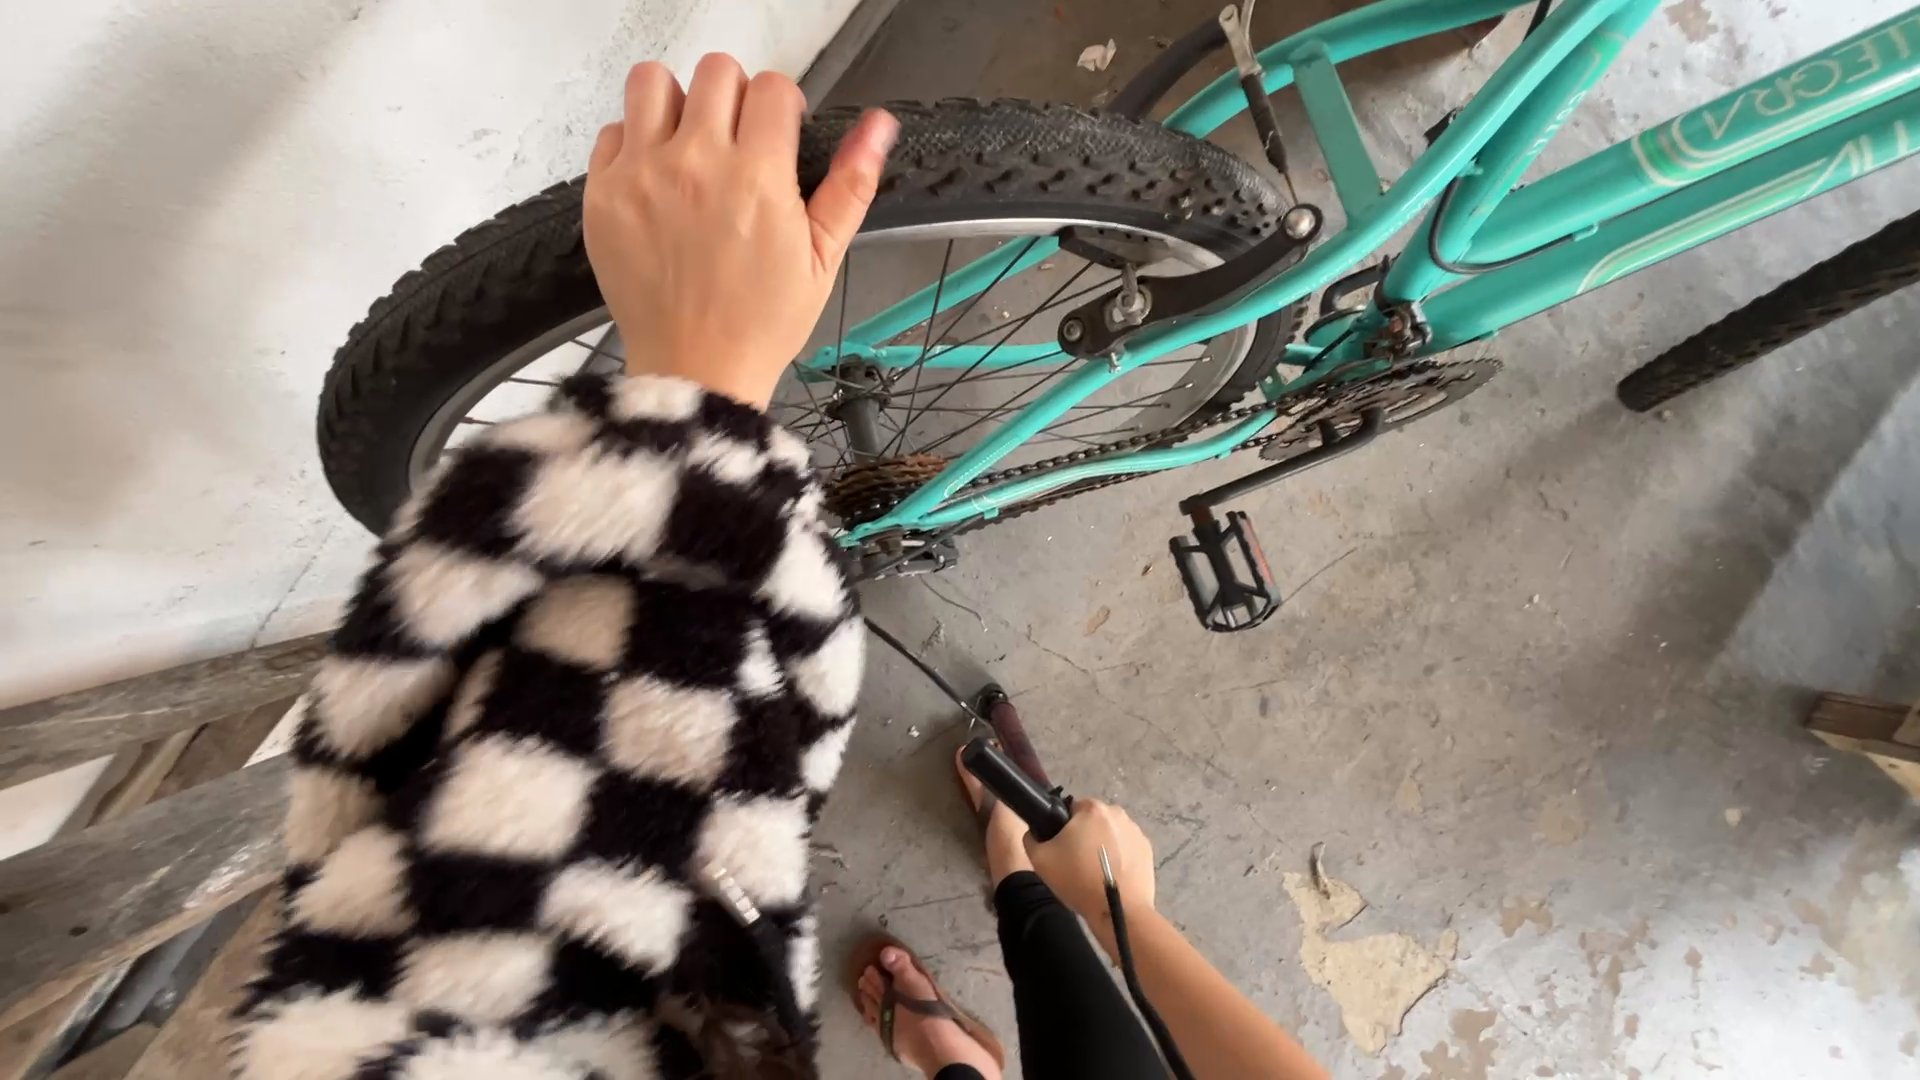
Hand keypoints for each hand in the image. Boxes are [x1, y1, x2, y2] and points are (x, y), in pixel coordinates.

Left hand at [583, 55, 897, 407]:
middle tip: (740, 145)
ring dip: (680, 105)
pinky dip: (637, 145)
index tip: (780, 137)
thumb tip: (879, 127)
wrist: (700, 369)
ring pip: (655, 83)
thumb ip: (850, 186)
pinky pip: (614, 131)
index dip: (784, 109)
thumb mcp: (822, 260)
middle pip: (717, 72)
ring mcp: (643, 175)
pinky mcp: (604, 194)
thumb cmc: (764, 322)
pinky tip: (660, 185)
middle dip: (737, 100)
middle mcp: (697, 163)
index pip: (772, 89)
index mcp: (759, 178)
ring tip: (693, 150)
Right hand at [1024, 799, 1155, 954]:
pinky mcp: (1148, 849)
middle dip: (1085, 835)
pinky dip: (1120, 856)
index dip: (1064, 826)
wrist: (1117, 911)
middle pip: (1093, 820)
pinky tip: (1112, 876)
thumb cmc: (1078, 880)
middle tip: (1076, 861)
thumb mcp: (1039, 859)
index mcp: (1092, 808)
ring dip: (1103, 845)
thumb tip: (1037, 831)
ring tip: (1095, 871)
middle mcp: (1117, 812)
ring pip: (1111, 833)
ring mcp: (1136, 831)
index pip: (1072, 808)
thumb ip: (1031, 837)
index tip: (1062, 847)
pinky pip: (1126, 847)